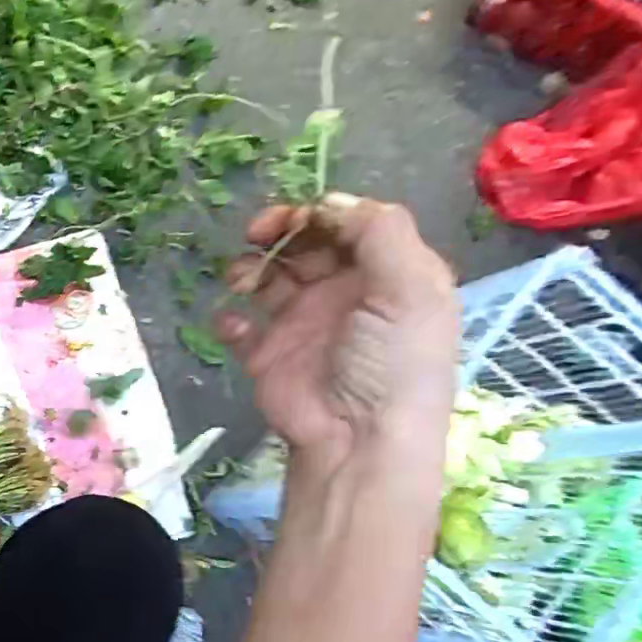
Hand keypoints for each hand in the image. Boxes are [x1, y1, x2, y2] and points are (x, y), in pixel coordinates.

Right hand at [218, 195, 459, 476]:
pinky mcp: (268, 356)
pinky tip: (233, 325)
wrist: (357, 440)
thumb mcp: (411, 288)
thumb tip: (331, 202)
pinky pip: (240, 327)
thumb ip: (380, 231)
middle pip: (305, 247)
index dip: (321, 214)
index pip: (349, 226)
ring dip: (251, 268)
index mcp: (385, 275)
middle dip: (280, 233)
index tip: (296, 218)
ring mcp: (302, 325)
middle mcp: (342, 294)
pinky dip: (230, 319)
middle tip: (258, 235)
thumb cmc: (393, 361)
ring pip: (268, 279)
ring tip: (242, 278)